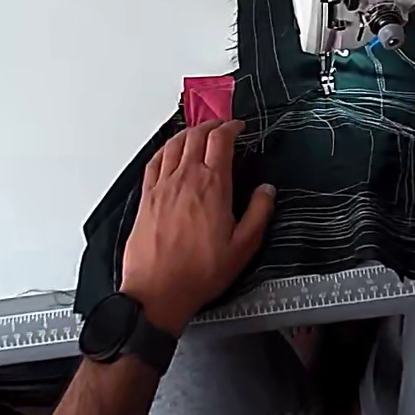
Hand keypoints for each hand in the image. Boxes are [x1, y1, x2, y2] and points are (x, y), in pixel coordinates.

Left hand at [119, 120, 275, 334]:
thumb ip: (259, 213)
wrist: (158, 290)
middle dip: (210, 125)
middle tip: (221, 126)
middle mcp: (185, 179)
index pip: (220, 140)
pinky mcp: (146, 197)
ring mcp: (162, 186)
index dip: (231, 127)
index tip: (238, 127)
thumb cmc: (198, 272)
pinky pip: (154, 161)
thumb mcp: (243, 246)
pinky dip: (164, 149)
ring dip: (188, 133)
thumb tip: (267, 190)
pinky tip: (168, 151)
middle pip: (196, 136)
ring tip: (197, 133)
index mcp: (212, 186)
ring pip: (173, 144)